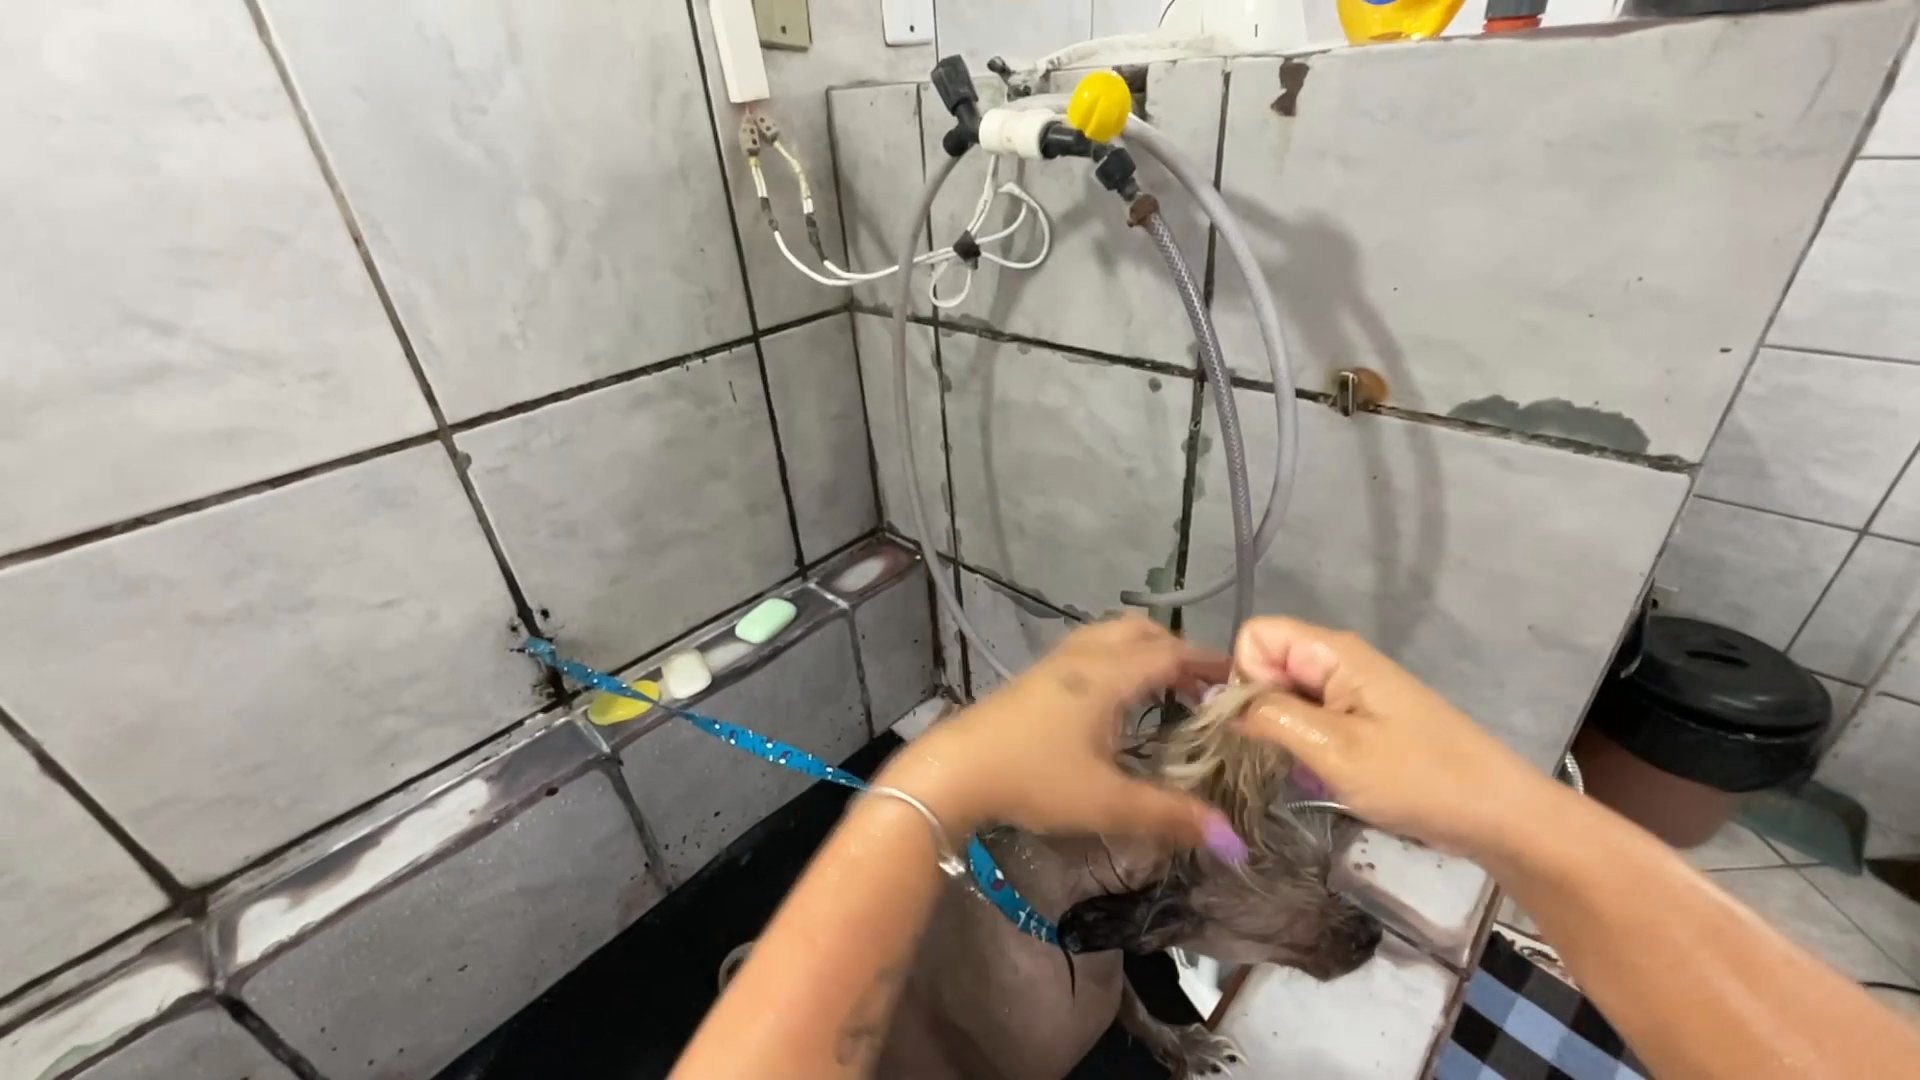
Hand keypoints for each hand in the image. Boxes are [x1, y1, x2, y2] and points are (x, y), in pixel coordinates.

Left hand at [877, 615, 1243, 856]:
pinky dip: (1116, 660)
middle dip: (1176, 652)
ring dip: (1142, 652)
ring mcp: (1054, 664)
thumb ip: (1170, 815)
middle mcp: (1083, 658)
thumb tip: (1231, 836)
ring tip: (1163, 690)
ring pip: (1109, 636)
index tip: (1238, 683)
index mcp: (1107, 675)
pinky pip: (1089, 651)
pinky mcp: (1034, 678)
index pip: (1171, 653)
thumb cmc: (1034, 778)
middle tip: (1201, 690)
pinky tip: (1113, 701)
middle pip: (1140, 632)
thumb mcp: (1107, 802)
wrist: (955, 769)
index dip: (1208, 664)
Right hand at [1233, 616, 1557, 855]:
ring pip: (1284, 690)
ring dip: (1280, 725)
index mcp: (1333, 652)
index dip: (1245, 674)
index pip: (1255, 635)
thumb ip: (1272, 717)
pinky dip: (1301, 738)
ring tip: (1303, 764)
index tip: (1261, 721)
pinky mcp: (1361, 714)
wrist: (1501, 815)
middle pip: (1266, 661)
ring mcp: (1351, 687)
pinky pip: (1307, 711)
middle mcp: (1338, 659)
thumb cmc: (1418, 778)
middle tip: (1281, 751)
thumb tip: (1224, 705)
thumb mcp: (1334, 751)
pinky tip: (1320, 769)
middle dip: (1258, 703)